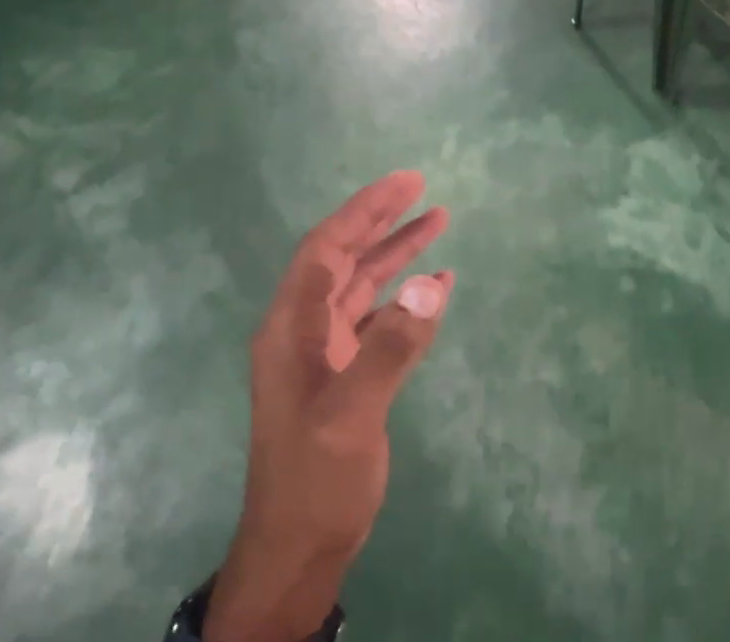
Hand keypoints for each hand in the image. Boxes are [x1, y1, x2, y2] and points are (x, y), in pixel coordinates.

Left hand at [205, 172, 451, 641]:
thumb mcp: (351, 415)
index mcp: (290, 330)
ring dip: (397, 253)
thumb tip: (431, 282)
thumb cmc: (316, 479)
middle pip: (343, 260)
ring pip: (363, 287)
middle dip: (381, 221)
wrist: (300, 546)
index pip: (325, 252)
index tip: (407, 183)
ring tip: (439, 220)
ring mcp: (326, 355)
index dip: (363, 212)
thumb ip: (390, 348)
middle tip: (423, 188)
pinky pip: (380, 321)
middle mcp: (304, 332)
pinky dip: (408, 298)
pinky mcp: (348, 376)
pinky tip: (439, 285)